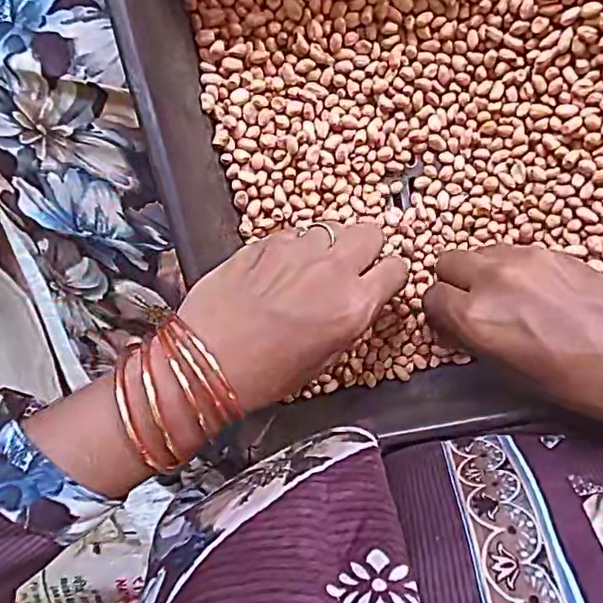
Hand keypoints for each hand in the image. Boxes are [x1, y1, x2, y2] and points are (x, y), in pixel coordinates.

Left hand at [177, 222, 406, 411]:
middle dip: (365, 248)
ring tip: (307, 269)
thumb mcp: (325, 359)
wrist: (206, 361)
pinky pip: (294, 233)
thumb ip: (351, 320)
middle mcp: (332, 270)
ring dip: (327, 245)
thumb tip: (360, 301)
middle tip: (349, 267)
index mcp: (354, 305)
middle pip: (370, 233)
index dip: (389, 275)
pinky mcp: (265, 242)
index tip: (380, 280)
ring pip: (331, 228)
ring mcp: (297, 250)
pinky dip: (293, 246)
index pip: (396, 268)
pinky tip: (278, 269)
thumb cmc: (264, 374)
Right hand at [423, 245, 602, 421]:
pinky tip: (533, 290)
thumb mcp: (510, 374)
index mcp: (475, 316)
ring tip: (506, 298)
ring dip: (481, 272)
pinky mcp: (550, 250)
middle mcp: (492, 279)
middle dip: (453, 284)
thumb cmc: (578, 382)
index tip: (451, 326)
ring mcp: (522, 258)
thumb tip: (456, 327)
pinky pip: (511, 251)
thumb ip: (473, 341)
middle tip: (472, 306)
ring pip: (479, 252)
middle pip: (447, 263)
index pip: (430, 299)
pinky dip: (510, 266)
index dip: (439, 315)